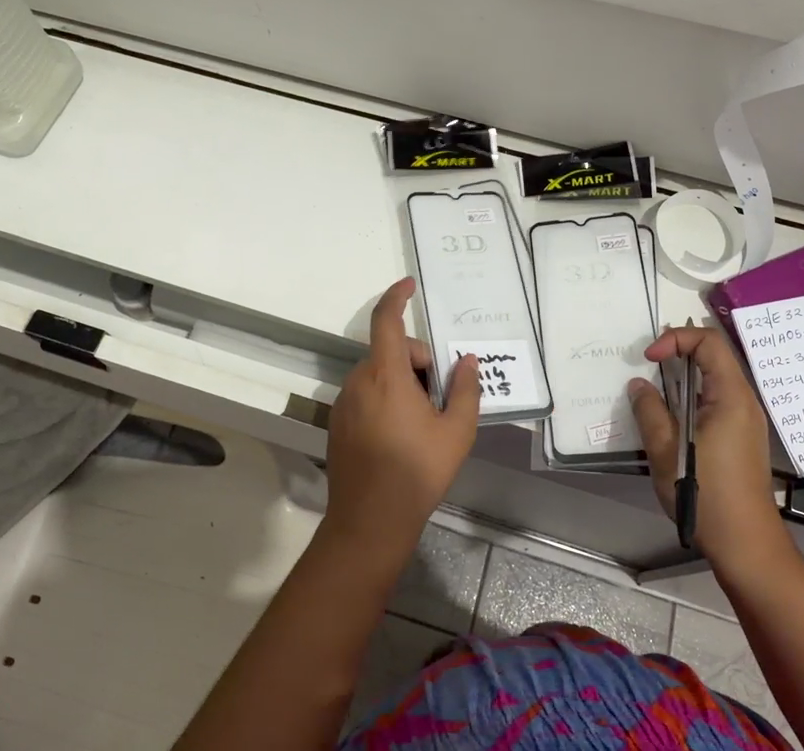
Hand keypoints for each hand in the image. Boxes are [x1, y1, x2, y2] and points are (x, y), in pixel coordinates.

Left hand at [324, 278, 482, 550]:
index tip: (409, 284)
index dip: (397, 297)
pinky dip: (386, 400)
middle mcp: (358, 381)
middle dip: (419, 365)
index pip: (387, 321)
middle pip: (391, 353)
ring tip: (424, 423)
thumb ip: (465, 389)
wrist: (370, 519)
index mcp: (386, 375)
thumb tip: (466, 361)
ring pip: (379, 375)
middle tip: (441, 399)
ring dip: (403, 384)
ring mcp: (343, 403)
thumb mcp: (456, 431)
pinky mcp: (337, 423)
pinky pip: (366, 395)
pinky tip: (401, 436)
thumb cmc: (417, 471)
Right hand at [629, 325, 789, 564]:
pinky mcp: (742, 439)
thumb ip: (650, 410)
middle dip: (678, 353)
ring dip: (683, 378)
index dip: (676, 339)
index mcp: (731, 397)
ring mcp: (746, 422)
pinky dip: (692, 398)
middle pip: (714, 357)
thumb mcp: (666, 450)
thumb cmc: (706, 493)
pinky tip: (672, 421)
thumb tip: (639, 385)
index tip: (649, 358)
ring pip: (714, 381)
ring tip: (654, 393)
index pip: (708, 342)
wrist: (745, 543)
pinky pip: (717, 402)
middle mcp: (744, 402)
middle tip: (647, 366)